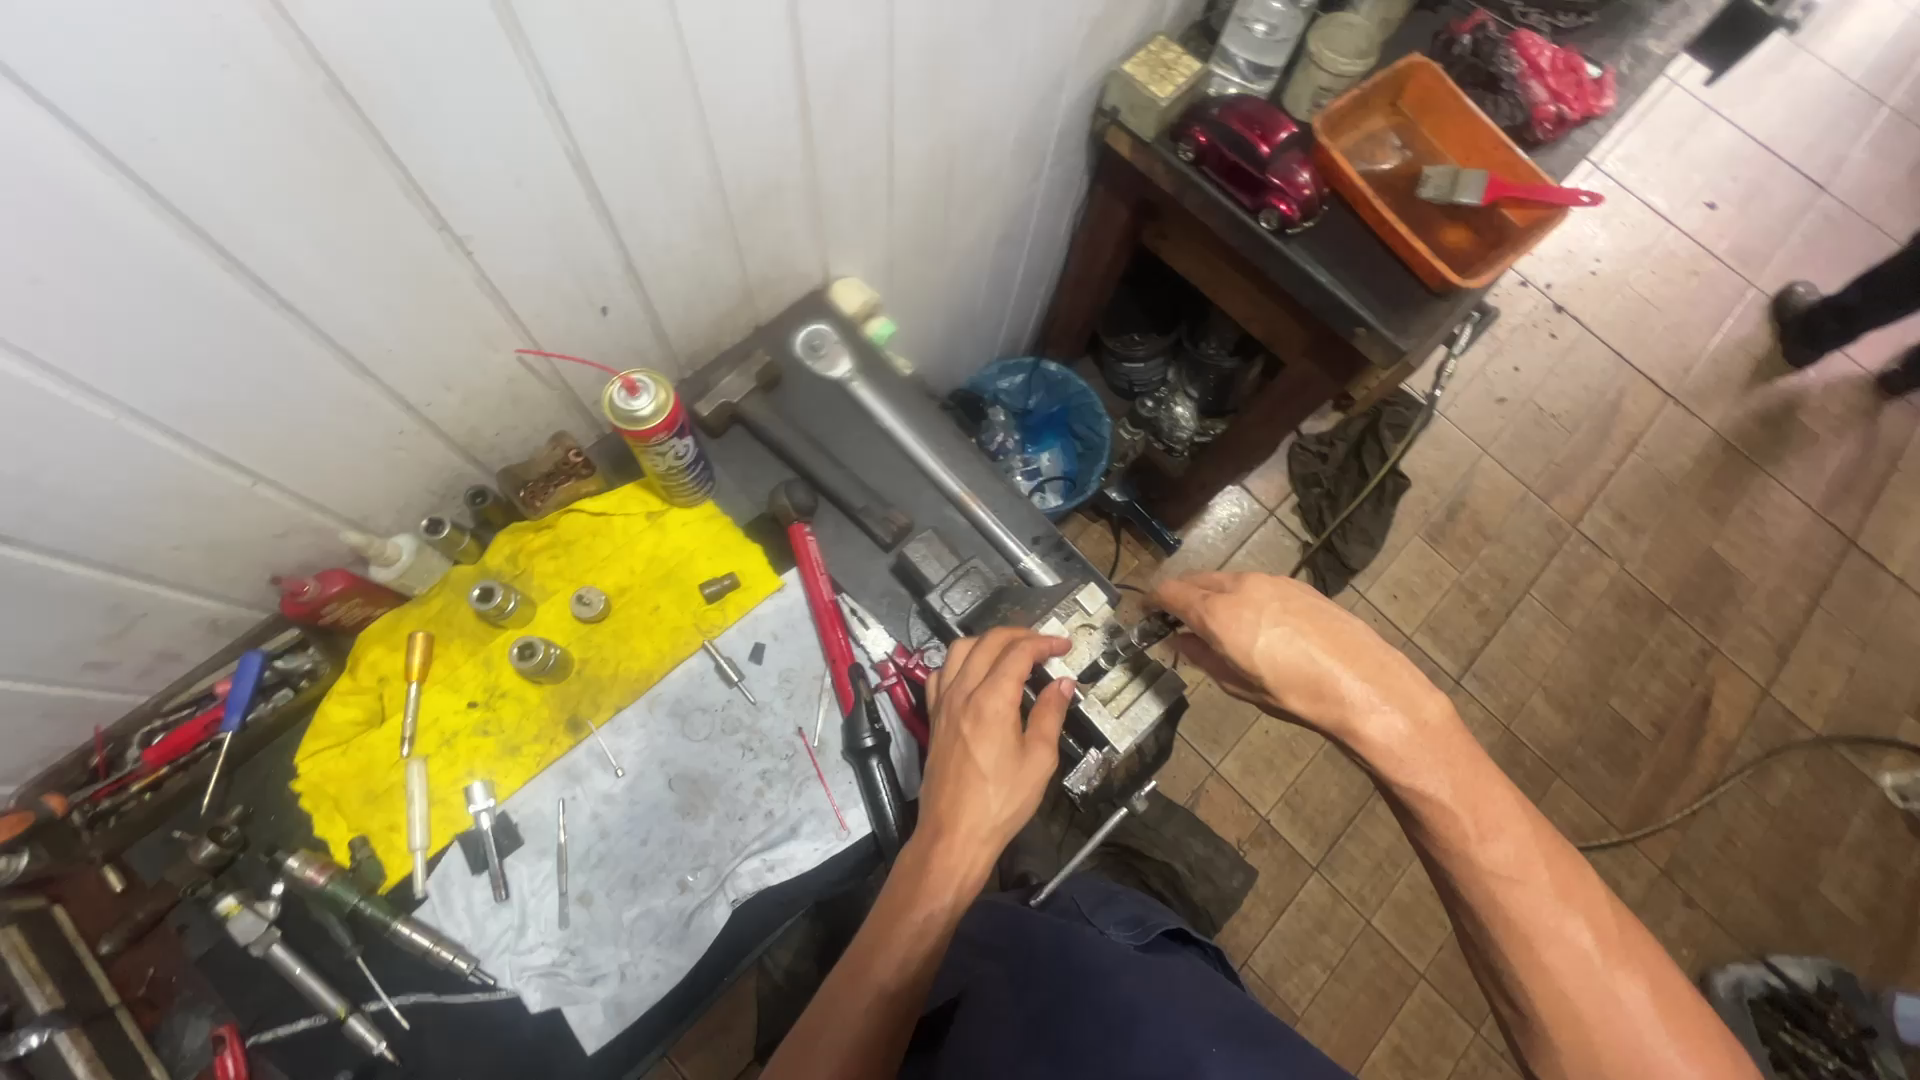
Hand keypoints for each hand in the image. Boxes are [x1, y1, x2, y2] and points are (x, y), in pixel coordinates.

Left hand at [916, 628, 1075, 880]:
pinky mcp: (933, 716)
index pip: (1018, 652)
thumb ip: (1051, 714)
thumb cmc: (1001, 802)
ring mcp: (943, 702)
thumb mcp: (1039, 760)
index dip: (1044, 643)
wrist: (954, 833)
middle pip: (988, 642)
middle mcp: (962, 692)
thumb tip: (1063, 683)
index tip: (1064, 646)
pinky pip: (941, 673)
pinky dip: (960, 662)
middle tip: (1044, 645)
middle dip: (1019, 635)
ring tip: (1012, 652)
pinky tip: (975, 674)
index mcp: (991, 699)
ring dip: (987, 642)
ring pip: (959, 649)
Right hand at [1150, 572, 1451, 748]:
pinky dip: (1239, 597)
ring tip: (1215, 624)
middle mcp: (1240, 586)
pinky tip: (1253, 623)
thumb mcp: (1237, 684)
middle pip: (1196, 580)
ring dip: (1211, 595)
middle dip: (1180, 596)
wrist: (1365, 686)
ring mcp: (1272, 581)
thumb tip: (1181, 640)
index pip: (1170, 591)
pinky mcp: (1298, 586)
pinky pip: (1254, 585)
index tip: (1145, 614)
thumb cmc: (1294, 694)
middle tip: (1175, 620)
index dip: (1152, 601)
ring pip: (1226, 580)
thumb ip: (1202, 656)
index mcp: (1218, 611)